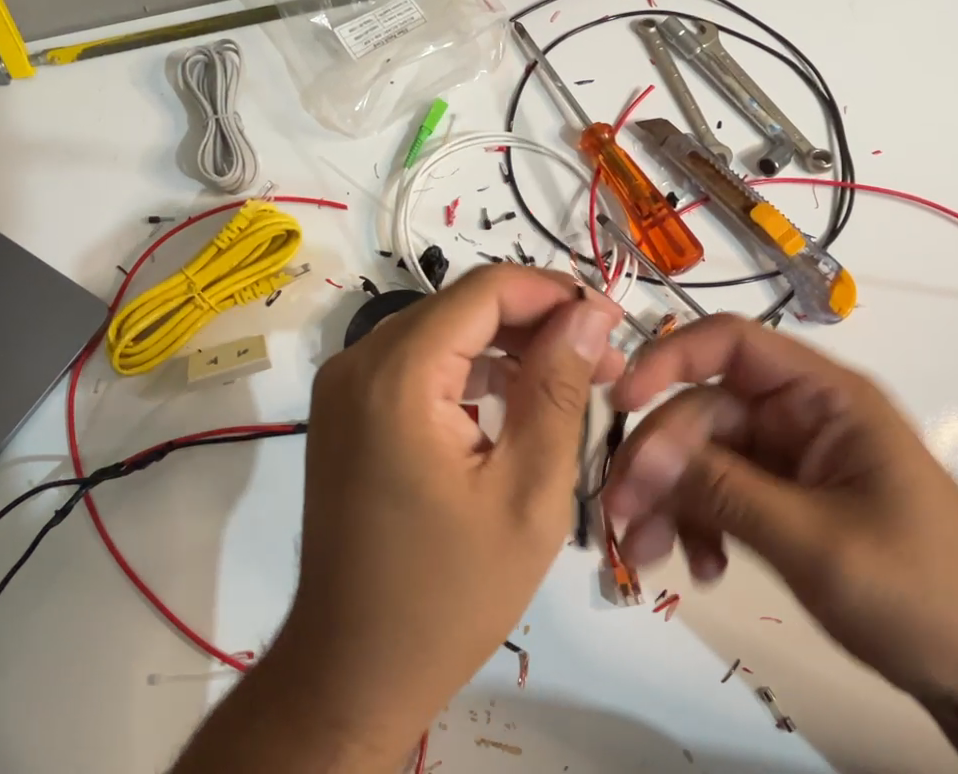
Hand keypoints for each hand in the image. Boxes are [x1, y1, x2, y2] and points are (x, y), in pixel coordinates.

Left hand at [257, 264, 622, 762]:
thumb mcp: (528, 492)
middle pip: (460, 308)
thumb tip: (589, 312)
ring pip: (440, 334)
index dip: (555, 294)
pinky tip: (513, 403)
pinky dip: (467, 374)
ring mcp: (343, 389)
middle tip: (602, 362)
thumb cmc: (450, 594)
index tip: (614, 324)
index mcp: (396, 375)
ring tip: (572, 382)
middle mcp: (357, 363)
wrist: (353, 668)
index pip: (485, 291)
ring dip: (505, 348)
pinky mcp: (345, 414)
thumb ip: (558, 390)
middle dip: (535, 323)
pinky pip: (415, 368)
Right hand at [601, 314, 957, 707]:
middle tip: (621, 519)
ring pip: (701, 457)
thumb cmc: (922, 596)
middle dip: (657, 462)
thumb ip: (724, 491)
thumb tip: (644, 452)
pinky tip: (698, 570)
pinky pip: (718, 496)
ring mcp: (791, 461)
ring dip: (665, 500)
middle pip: (703, 411)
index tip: (618, 403)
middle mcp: (802, 418)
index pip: (732, 344)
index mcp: (827, 399)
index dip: (669, 360)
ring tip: (646, 556)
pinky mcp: (784, 501)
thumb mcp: (816, 543)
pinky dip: (695, 526)